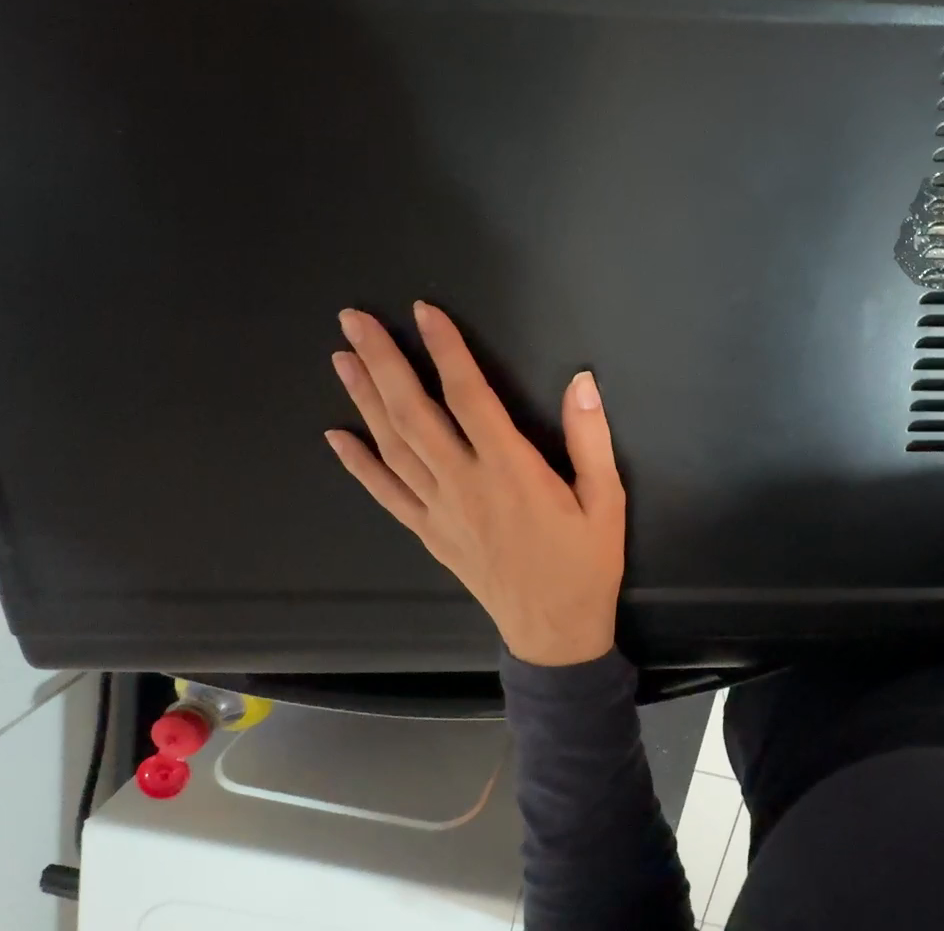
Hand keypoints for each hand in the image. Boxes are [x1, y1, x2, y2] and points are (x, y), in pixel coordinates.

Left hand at [325, 303, 625, 666]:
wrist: (556, 632)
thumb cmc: (586, 562)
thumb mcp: (606, 499)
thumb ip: (591, 437)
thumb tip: (581, 380)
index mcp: (511, 470)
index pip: (469, 396)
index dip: (446, 350)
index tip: (425, 312)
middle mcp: (465, 484)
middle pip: (414, 413)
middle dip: (383, 363)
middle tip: (354, 320)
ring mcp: (439, 511)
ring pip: (393, 447)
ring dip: (364, 400)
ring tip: (342, 357)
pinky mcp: (429, 534)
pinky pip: (386, 495)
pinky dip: (359, 465)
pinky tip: (337, 436)